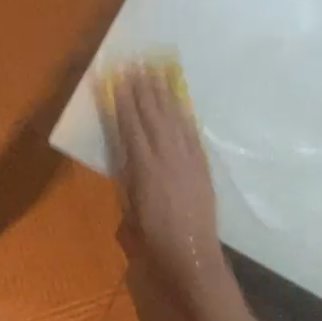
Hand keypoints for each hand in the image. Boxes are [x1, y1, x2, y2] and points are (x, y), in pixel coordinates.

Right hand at [108, 66, 229, 307]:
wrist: (192, 256)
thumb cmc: (153, 239)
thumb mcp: (131, 206)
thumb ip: (128, 174)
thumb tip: (124, 148)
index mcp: (144, 167)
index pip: (131, 124)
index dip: (124, 100)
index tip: (118, 78)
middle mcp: (167, 156)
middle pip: (153, 114)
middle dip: (143, 88)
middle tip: (136, 64)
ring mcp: (188, 158)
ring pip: (174, 117)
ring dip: (164, 93)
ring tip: (156, 71)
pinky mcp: (202, 165)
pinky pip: (191, 132)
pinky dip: (184, 113)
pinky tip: (179, 101)